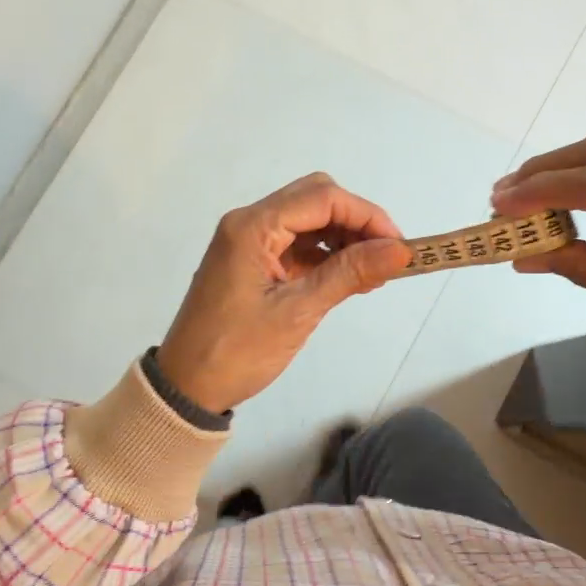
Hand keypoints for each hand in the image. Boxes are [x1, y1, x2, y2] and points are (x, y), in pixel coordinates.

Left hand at [157, 174, 413, 412]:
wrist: (186, 387)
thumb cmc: (237, 352)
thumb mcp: (297, 312)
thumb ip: (348, 274)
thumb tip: (400, 250)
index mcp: (252, 227)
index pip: (321, 197)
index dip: (366, 215)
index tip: (398, 247)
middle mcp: (248, 223)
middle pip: (314, 200)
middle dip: (356, 223)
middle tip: (385, 260)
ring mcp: (247, 242)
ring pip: (307, 222)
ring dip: (342, 239)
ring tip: (371, 275)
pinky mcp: (251, 263)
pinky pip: (295, 245)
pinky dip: (323, 256)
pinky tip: (347, 280)